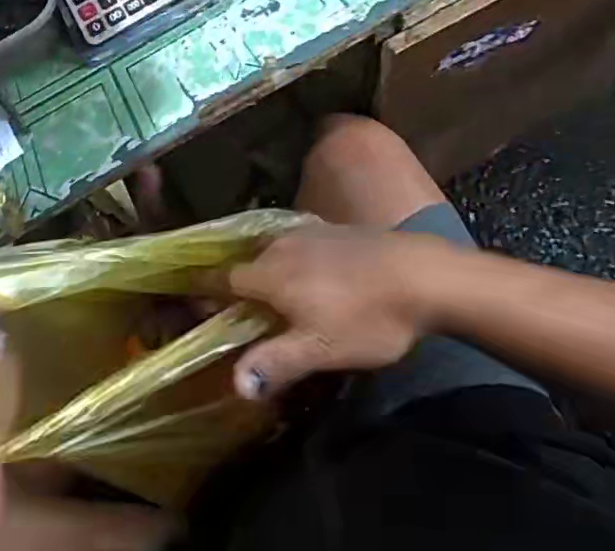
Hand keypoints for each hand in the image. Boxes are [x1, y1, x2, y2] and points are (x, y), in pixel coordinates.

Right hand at [227, 226, 437, 400]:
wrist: (421, 273)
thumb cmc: (366, 317)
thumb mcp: (321, 350)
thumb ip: (275, 363)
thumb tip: (235, 384)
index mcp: (270, 273)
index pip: (223, 278)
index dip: (206, 291)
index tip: (194, 301)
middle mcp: (281, 246)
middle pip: (247, 262)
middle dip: (236, 282)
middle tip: (238, 308)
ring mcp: (309, 232)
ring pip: (272, 250)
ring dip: (265, 268)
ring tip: (271, 292)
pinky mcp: (333, 229)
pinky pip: (298, 242)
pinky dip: (292, 258)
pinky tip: (309, 272)